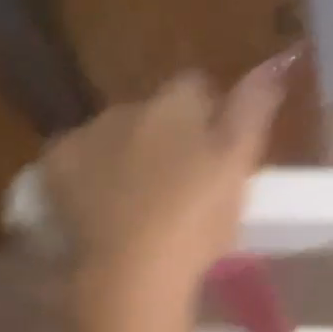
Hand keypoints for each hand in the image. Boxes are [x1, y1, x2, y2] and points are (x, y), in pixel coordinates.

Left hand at [37, 49, 296, 288]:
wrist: (132, 272)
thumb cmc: (196, 221)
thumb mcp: (238, 168)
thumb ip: (253, 110)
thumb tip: (276, 59)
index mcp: (176, 104)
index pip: (197, 88)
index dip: (210, 117)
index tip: (218, 155)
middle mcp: (127, 107)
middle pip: (154, 112)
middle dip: (167, 137)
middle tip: (184, 187)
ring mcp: (86, 135)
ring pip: (115, 135)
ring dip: (129, 156)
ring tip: (144, 204)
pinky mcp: (55, 168)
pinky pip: (78, 160)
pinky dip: (91, 176)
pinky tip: (105, 209)